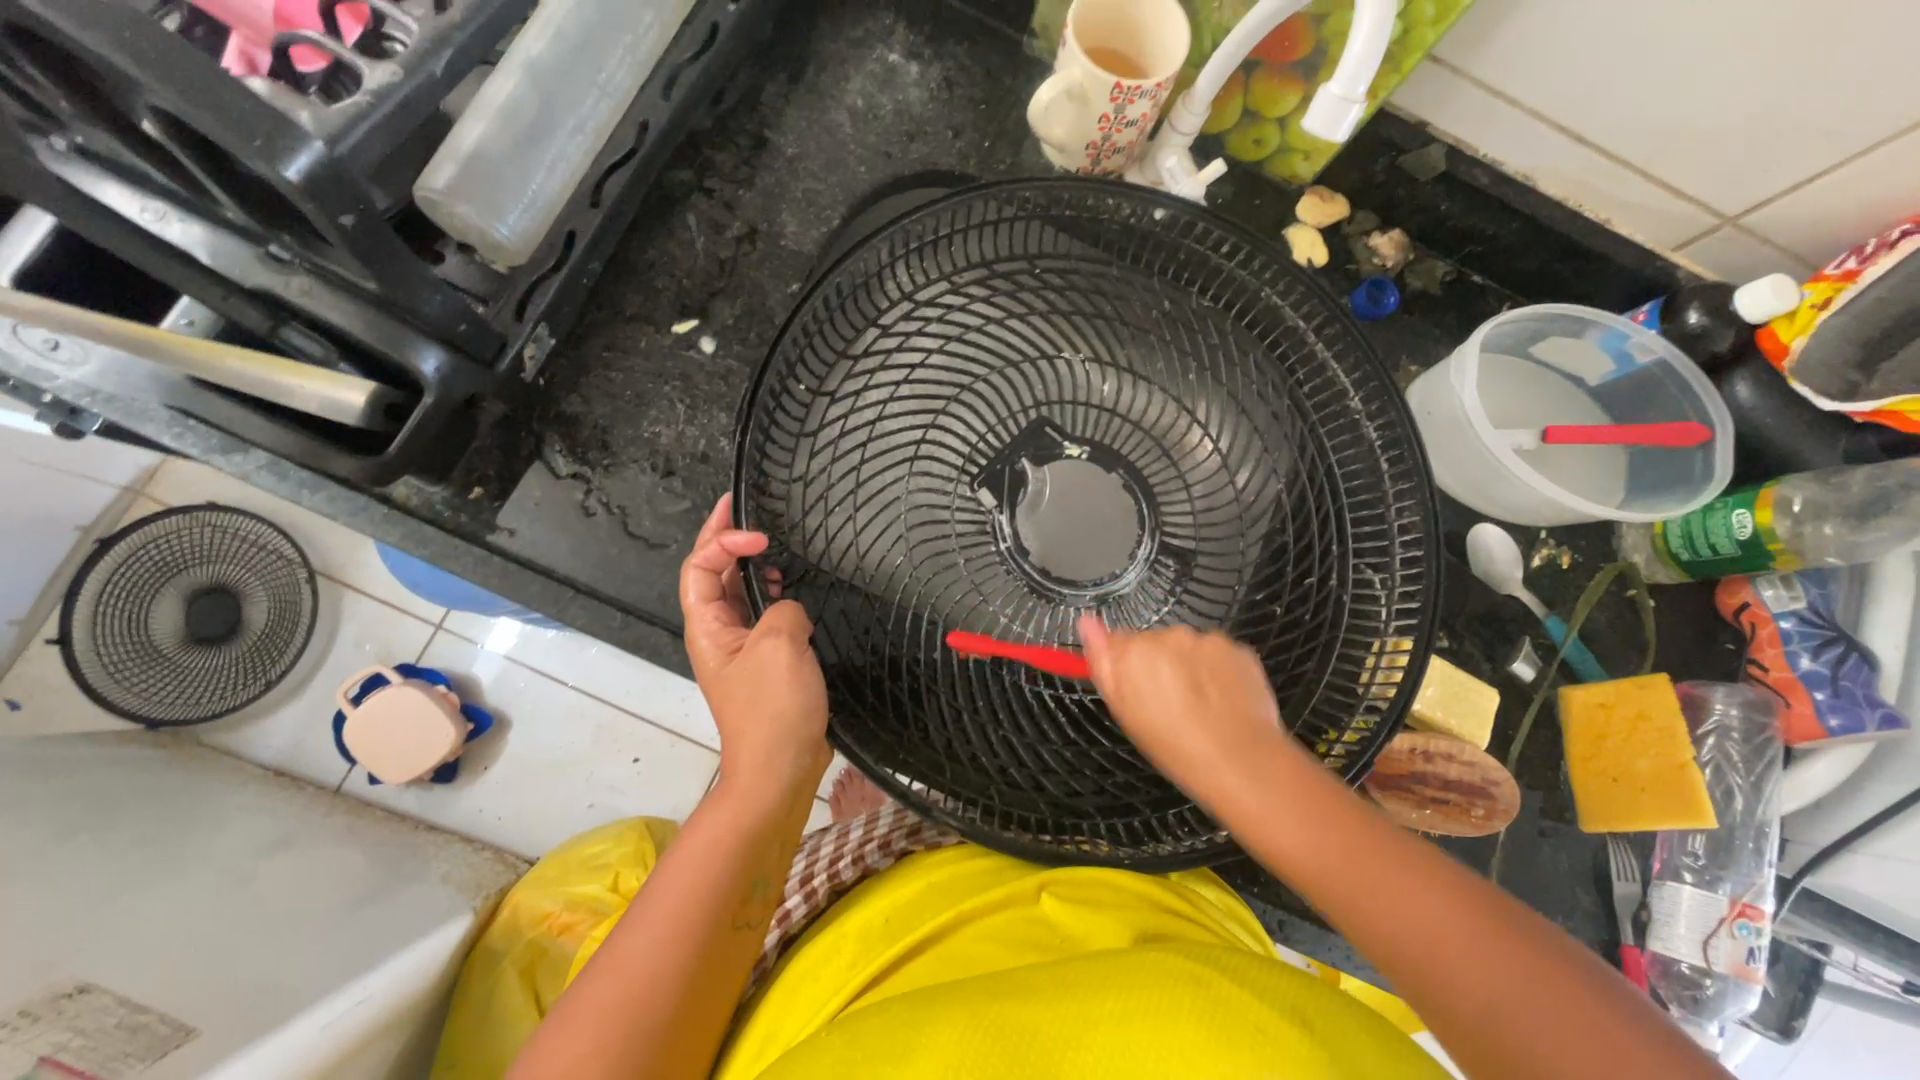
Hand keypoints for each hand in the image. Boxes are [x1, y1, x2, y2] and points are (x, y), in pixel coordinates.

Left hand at [681, 494, 831, 797]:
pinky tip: (795, 588)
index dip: (722, 541)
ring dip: (753, 566)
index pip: (700, 567)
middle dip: (725, 538)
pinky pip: (764, 616)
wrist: (780, 768)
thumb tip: (791, 609)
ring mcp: (742, 649)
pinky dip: (776, 594)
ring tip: (775, 545)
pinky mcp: (767, 663)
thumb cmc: (772, 707)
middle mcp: (719, 633)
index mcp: (707, 627)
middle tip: (742, 504)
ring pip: (740, 594)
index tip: (760, 537)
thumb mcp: (780, 643)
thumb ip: (784, 607)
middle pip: (713, 574)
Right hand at [1076, 614, 1310, 809]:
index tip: (1136, 691)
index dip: (1126, 666)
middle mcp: (1169, 635)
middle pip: (1155, 643)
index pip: (1118, 642)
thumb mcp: (1125, 711)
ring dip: (1189, 667)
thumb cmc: (1173, 745)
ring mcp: (1207, 640)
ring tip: (1199, 706)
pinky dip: (1217, 671)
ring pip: (1189, 648)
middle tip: (1168, 705)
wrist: (1240, 760)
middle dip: (1158, 665)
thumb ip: (1102, 661)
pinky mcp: (1238, 649)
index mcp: (1134, 649)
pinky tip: (1222, 701)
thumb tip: (1086, 621)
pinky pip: (1219, 655)